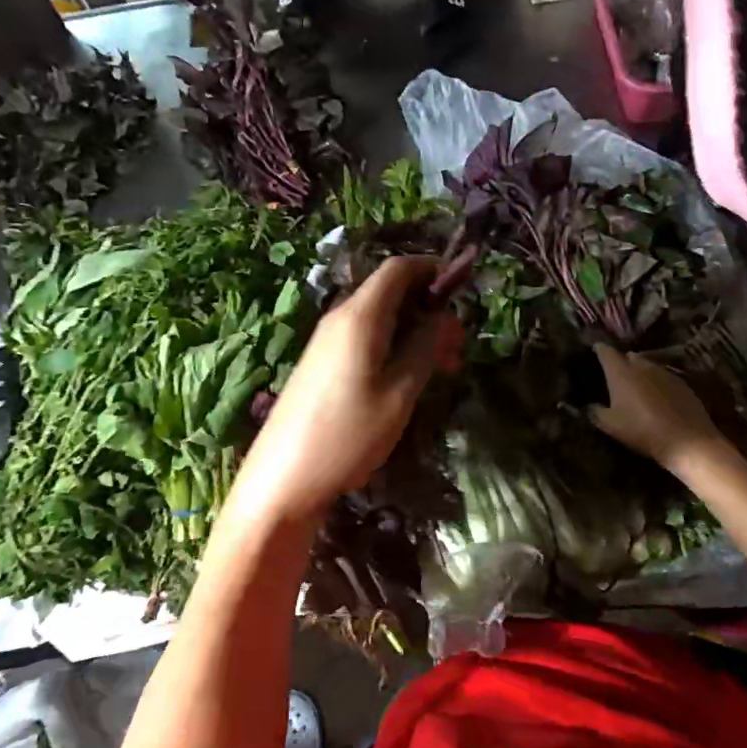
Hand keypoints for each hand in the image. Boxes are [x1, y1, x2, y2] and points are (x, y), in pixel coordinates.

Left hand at [229, 257, 458, 523]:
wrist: (282, 479)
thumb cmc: (346, 435)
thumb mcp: (398, 394)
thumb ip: (425, 347)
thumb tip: (447, 315)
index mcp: (359, 316)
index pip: (398, 268)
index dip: (432, 269)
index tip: (464, 291)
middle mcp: (339, 317)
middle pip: (390, 292)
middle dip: (429, 309)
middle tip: (458, 348)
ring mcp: (327, 340)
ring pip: (379, 318)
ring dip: (414, 332)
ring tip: (442, 370)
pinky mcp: (322, 362)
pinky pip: (364, 337)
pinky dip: (393, 346)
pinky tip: (408, 379)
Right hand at [590, 343, 728, 469]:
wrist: (688, 442)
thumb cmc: (642, 430)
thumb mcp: (610, 425)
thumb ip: (595, 412)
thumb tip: (589, 406)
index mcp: (621, 372)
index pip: (605, 351)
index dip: (599, 349)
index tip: (594, 350)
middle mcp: (642, 366)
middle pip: (629, 356)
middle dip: (622, 362)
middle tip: (617, 375)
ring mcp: (665, 373)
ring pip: (649, 366)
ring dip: (641, 373)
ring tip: (638, 388)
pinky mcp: (683, 385)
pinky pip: (665, 378)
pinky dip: (658, 384)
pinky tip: (659, 399)